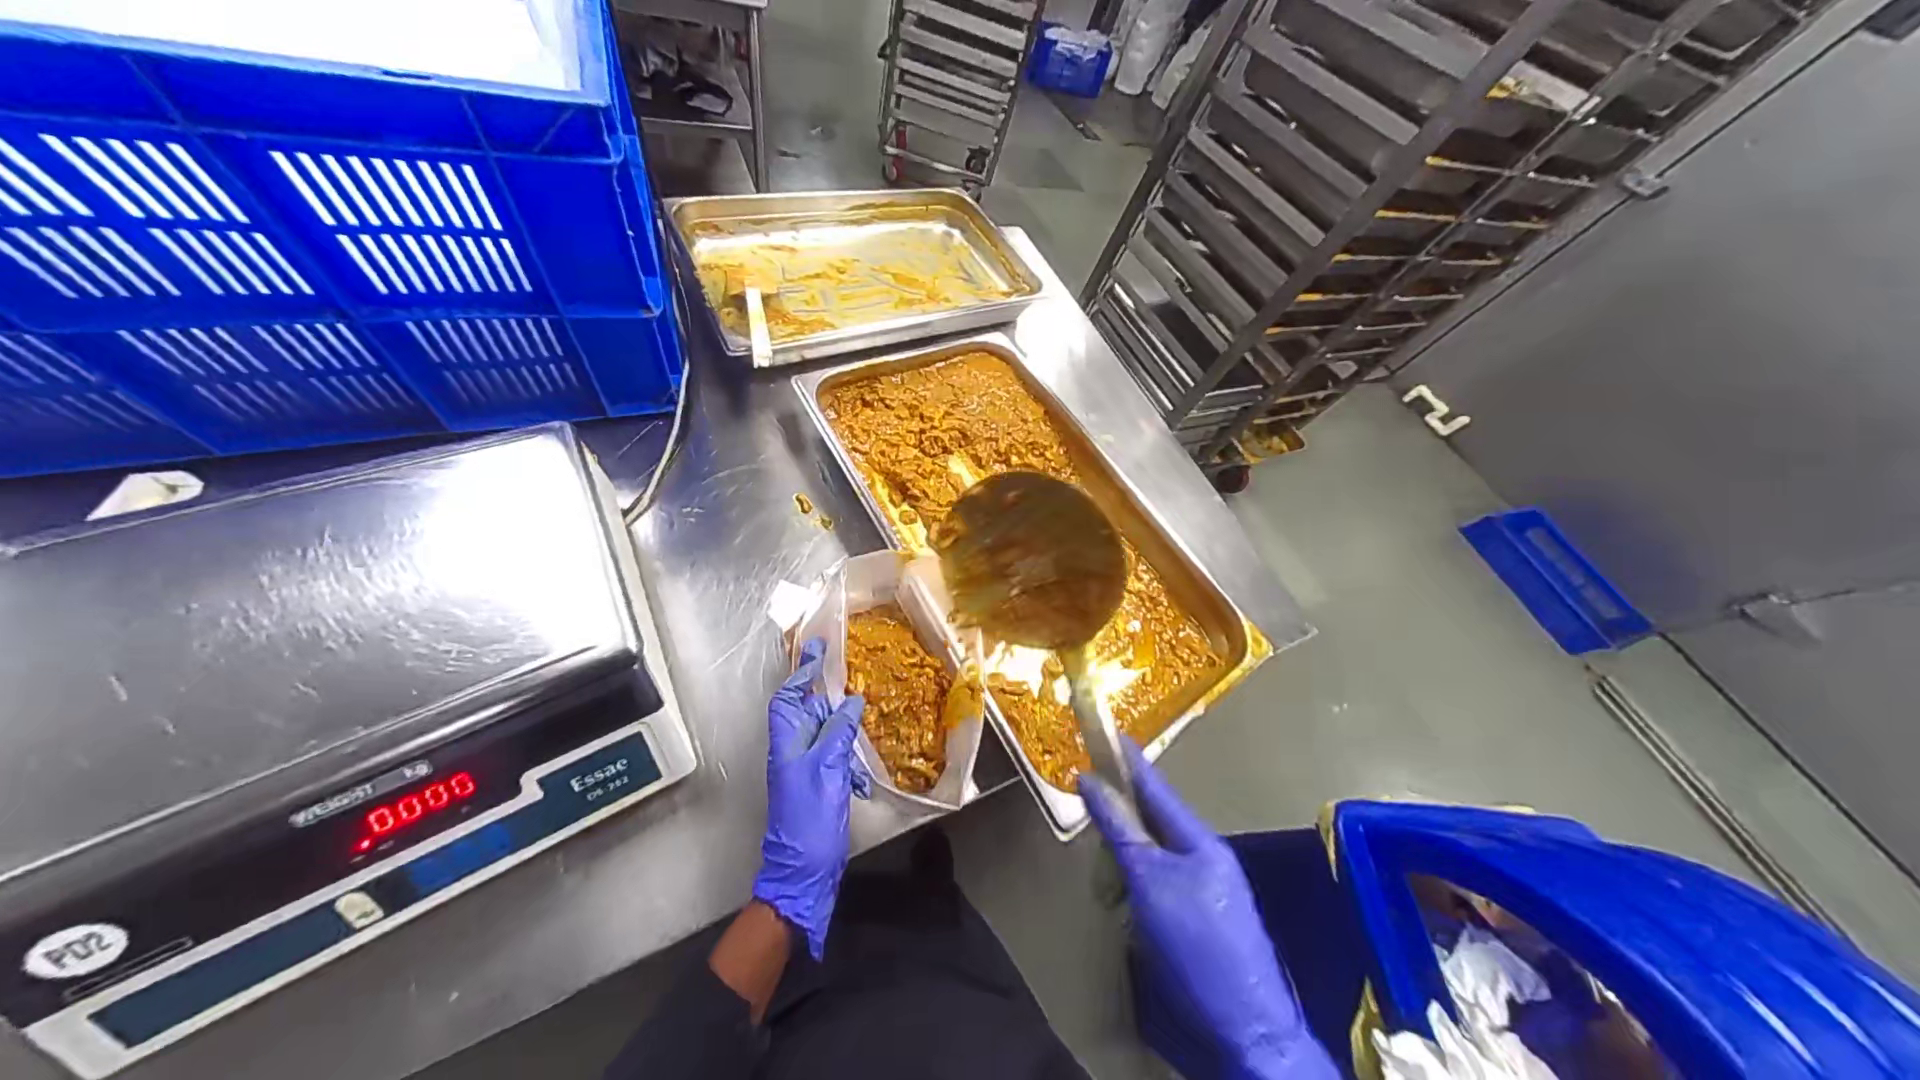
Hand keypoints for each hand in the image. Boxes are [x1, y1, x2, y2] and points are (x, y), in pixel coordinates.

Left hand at [751, 637, 867, 959]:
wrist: (803, 874)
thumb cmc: (809, 822)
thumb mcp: (826, 770)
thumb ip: (837, 733)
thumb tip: (850, 703)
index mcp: (787, 744)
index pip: (788, 697)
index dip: (801, 672)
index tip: (817, 649)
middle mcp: (793, 751)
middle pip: (808, 712)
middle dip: (828, 699)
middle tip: (849, 681)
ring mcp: (806, 769)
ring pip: (826, 734)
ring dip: (844, 734)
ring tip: (859, 740)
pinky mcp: (819, 785)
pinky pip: (836, 759)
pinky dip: (850, 762)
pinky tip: (862, 779)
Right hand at [1083, 741, 1337, 1079]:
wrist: (1246, 1028)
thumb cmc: (1196, 945)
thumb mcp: (1149, 881)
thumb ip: (1120, 829)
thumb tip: (1090, 780)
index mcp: (1198, 840)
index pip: (1156, 788)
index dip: (1129, 760)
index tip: (1108, 732)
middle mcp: (1205, 857)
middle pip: (1155, 819)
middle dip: (1124, 805)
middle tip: (1090, 791)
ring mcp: (1207, 889)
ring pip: (1157, 850)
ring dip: (1128, 844)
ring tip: (1100, 844)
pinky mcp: (1200, 918)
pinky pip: (1160, 878)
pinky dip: (1137, 873)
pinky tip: (1122, 886)